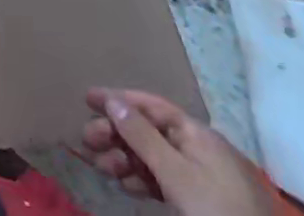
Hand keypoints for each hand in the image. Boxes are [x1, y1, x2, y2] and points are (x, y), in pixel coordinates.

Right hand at [81, 88, 273, 215]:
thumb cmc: (216, 212)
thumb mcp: (175, 174)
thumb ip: (142, 136)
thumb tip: (113, 100)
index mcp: (196, 134)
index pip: (151, 106)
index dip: (119, 99)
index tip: (86, 99)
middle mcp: (197, 148)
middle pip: (149, 130)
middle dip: (117, 133)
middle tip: (88, 141)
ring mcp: (200, 176)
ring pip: (153, 157)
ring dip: (125, 158)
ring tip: (103, 168)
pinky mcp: (199, 201)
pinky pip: (163, 179)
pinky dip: (141, 179)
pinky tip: (126, 186)